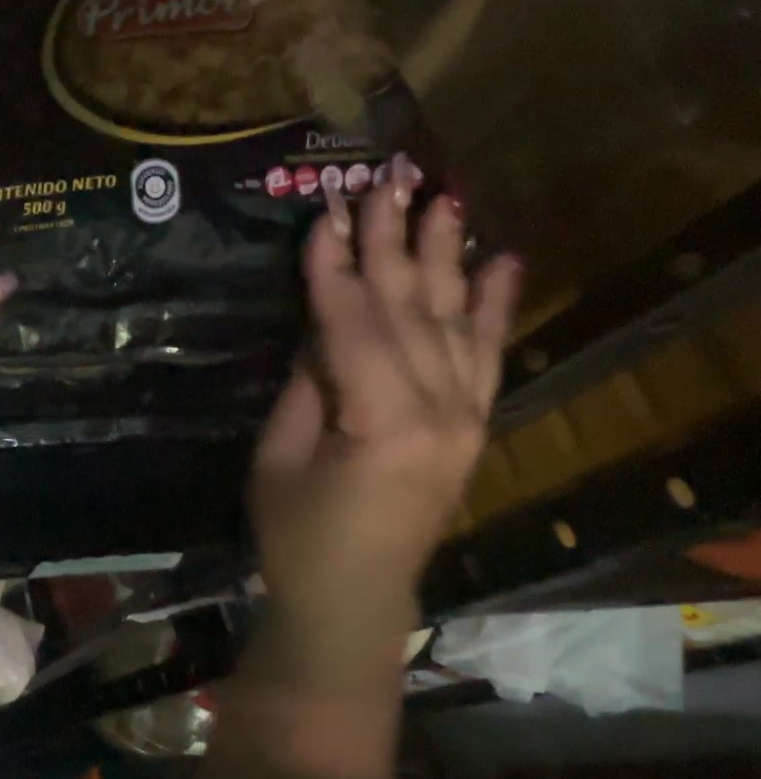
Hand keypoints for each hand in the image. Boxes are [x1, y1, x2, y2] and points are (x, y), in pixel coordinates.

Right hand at [252, 154, 523, 614]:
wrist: (354, 596)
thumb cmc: (296, 536)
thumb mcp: (277, 461)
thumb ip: (306, 389)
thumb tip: (319, 329)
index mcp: (383, 421)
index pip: (354, 326)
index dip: (333, 270)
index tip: (322, 215)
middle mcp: (441, 409)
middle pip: (411, 310)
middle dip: (392, 244)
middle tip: (384, 182)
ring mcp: (466, 416)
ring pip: (455, 320)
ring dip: (444, 257)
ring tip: (440, 197)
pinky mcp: (473, 426)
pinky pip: (487, 355)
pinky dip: (495, 306)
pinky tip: (500, 260)